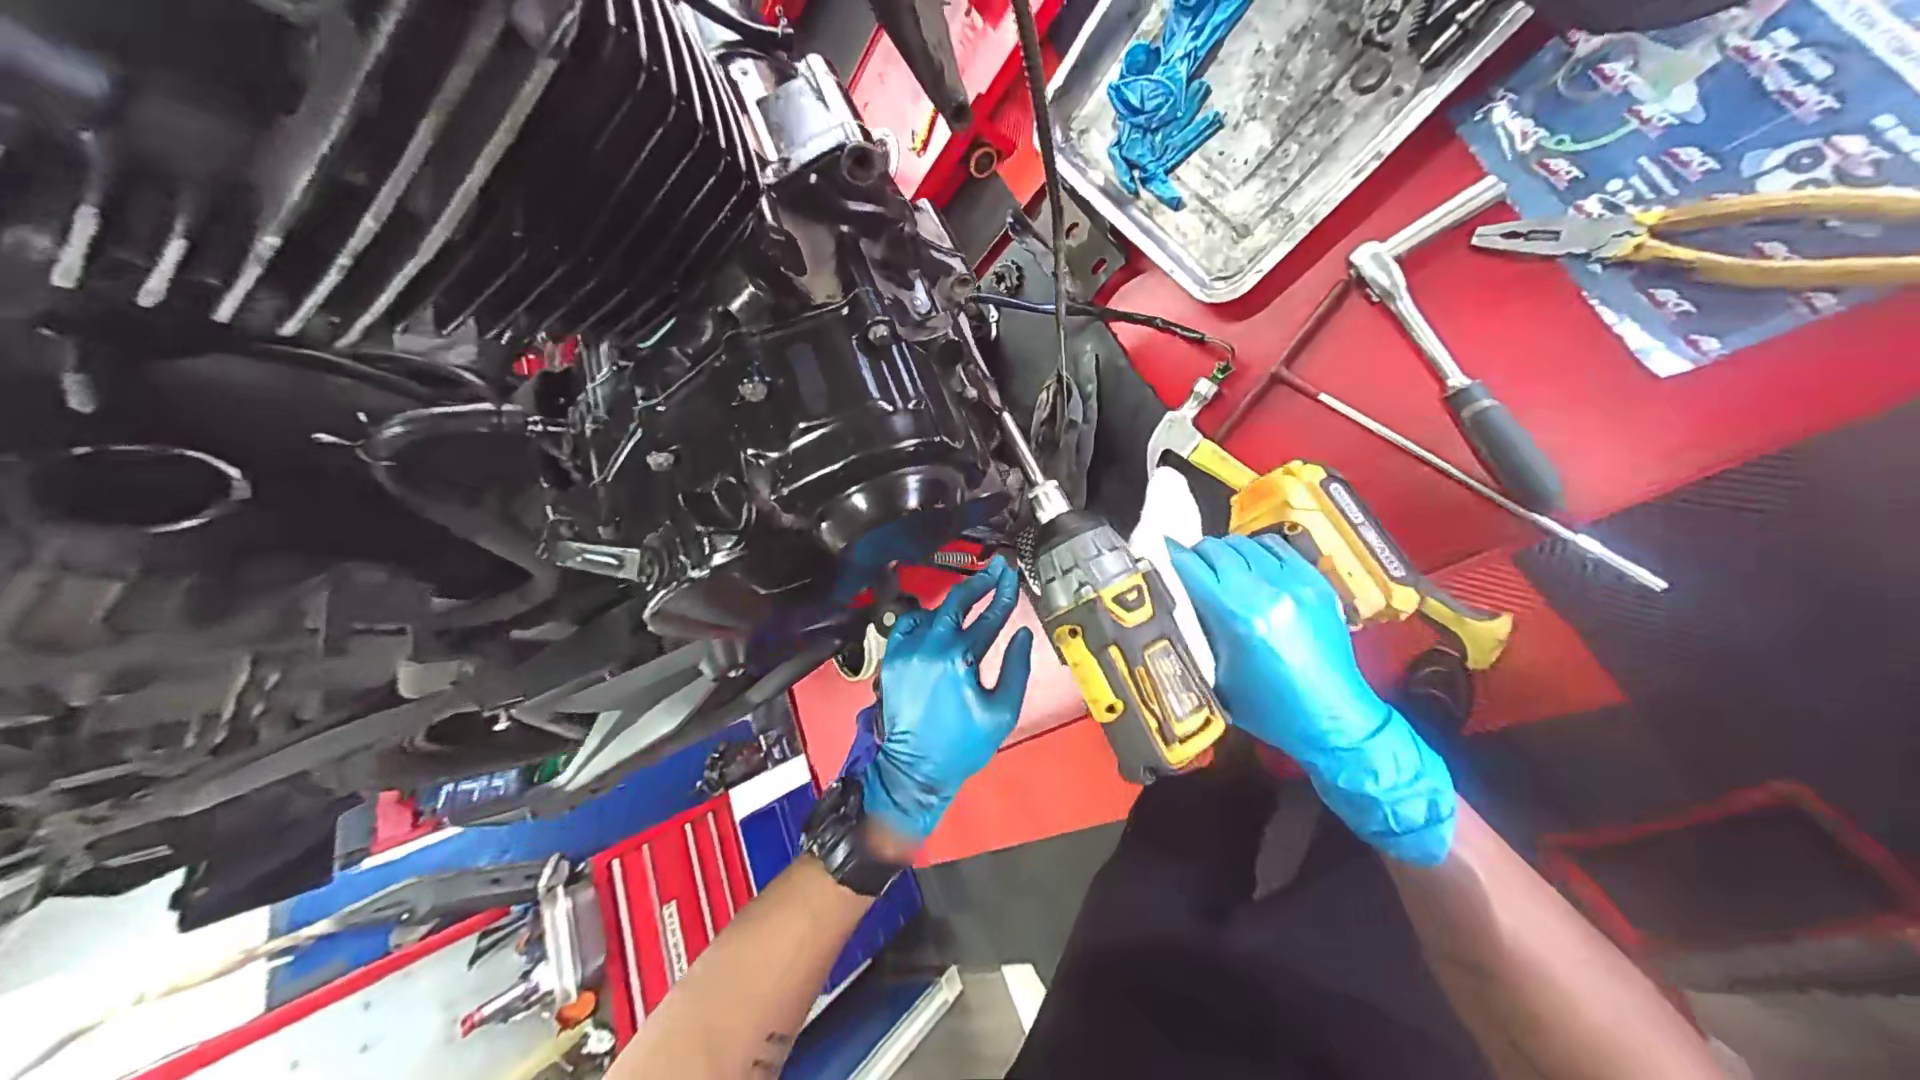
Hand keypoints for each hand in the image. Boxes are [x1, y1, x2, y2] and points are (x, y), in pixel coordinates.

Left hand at [861, 555, 1034, 842]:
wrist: (914, 769)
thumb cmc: (963, 745)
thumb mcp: (1002, 711)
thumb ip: (1016, 668)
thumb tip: (1022, 634)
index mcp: (960, 658)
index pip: (989, 617)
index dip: (1004, 594)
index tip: (1013, 577)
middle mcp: (930, 647)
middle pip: (958, 601)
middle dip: (981, 582)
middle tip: (997, 568)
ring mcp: (906, 651)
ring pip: (934, 612)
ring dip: (955, 603)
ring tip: (973, 596)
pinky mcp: (892, 659)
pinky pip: (908, 625)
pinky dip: (925, 618)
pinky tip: (938, 619)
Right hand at [1168, 535, 1454, 864]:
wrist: (1333, 718)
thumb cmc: (1271, 708)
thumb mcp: (1217, 673)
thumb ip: (1197, 631)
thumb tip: (1176, 598)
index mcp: (1237, 616)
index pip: (1192, 567)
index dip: (1170, 555)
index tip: (1158, 550)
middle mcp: (1267, 592)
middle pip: (1218, 549)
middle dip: (1197, 554)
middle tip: (1186, 564)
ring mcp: (1296, 584)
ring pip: (1247, 543)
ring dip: (1227, 551)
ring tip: (1219, 566)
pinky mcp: (1317, 583)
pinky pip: (1278, 549)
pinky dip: (1258, 551)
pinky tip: (1251, 565)